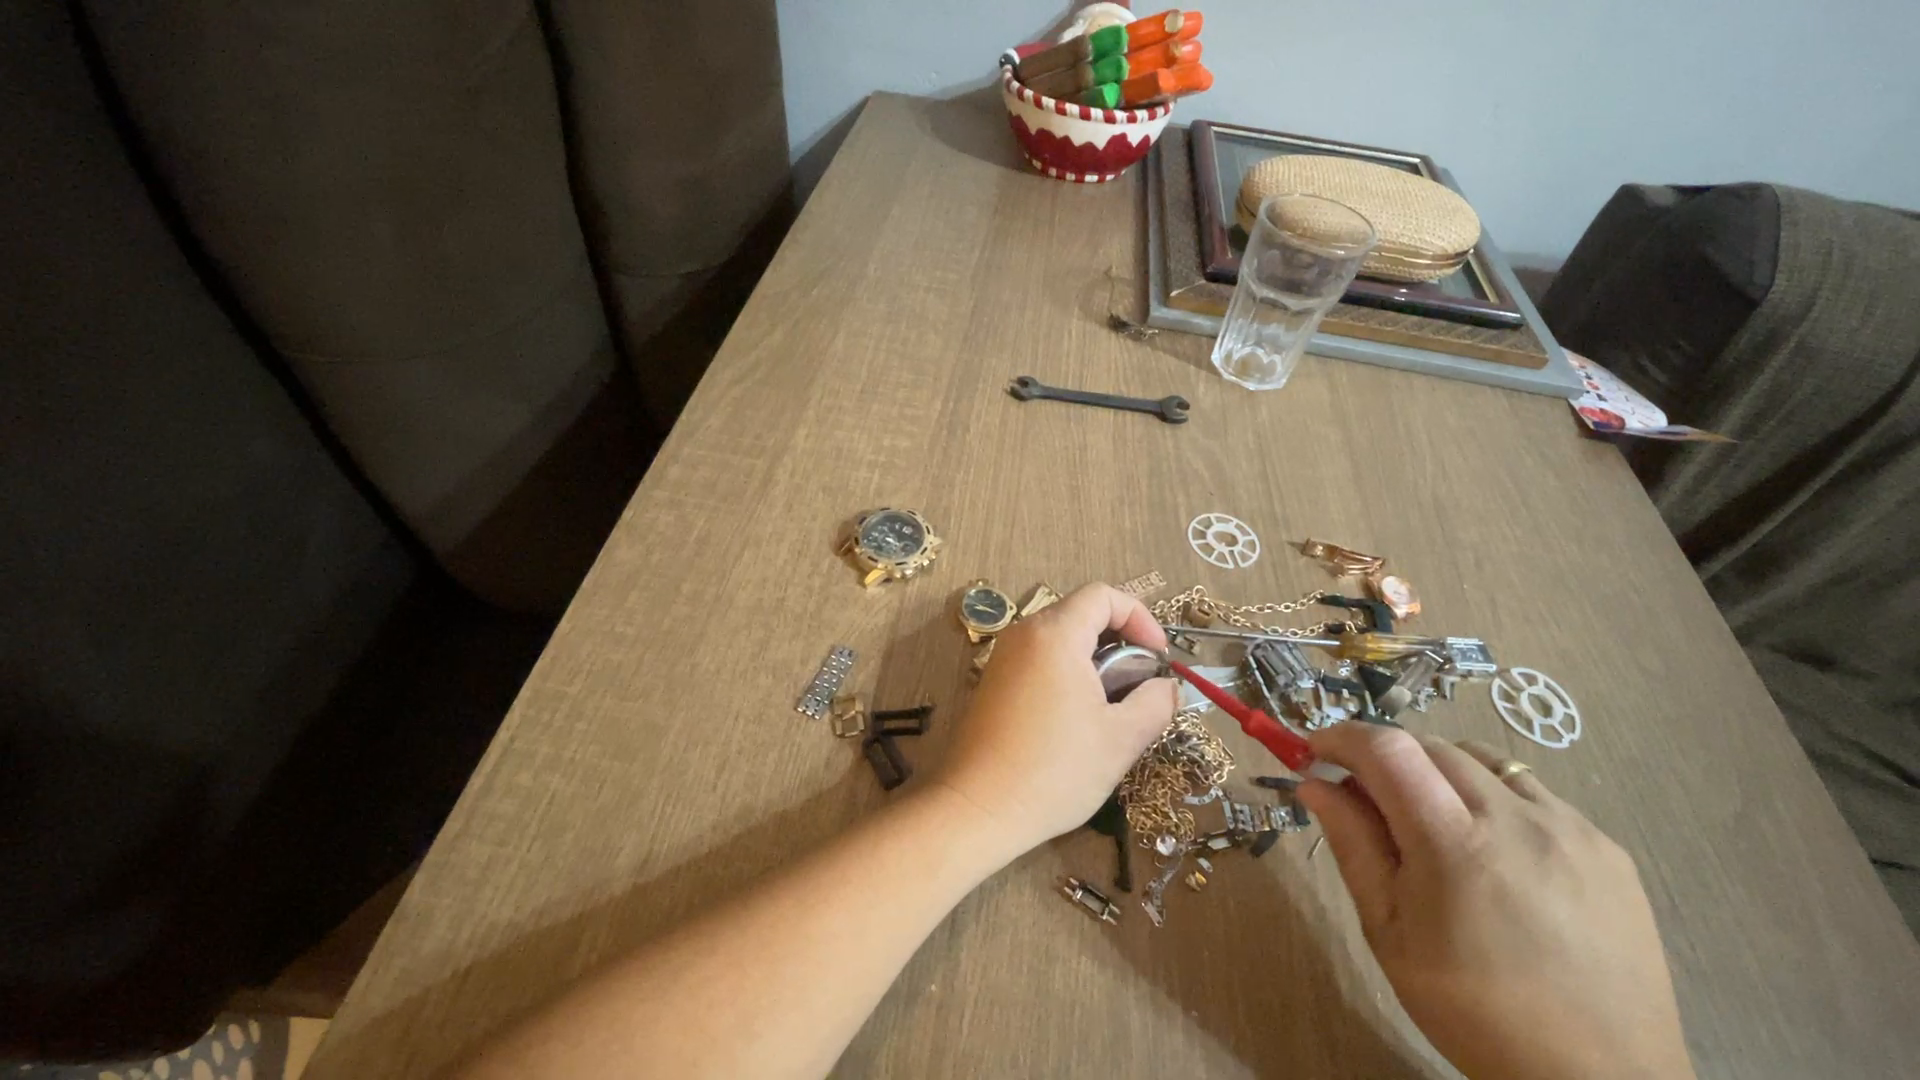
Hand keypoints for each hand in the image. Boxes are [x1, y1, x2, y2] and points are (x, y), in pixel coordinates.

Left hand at [931, 583, 1175, 855]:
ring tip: (1113, 710)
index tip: (1158, 659)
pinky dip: (1067, 676)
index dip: (1139, 618)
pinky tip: (1078, 722)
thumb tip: (1166, 687)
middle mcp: (1023, 635)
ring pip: (1060, 641)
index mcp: (1054, 635)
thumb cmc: (1054, 771)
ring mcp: (1002, 659)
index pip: (1102, 595)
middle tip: (1139, 687)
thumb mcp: (1121, 739)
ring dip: (1094, 663)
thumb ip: (1155, 703)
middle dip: (1119, 643)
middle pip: (1080, 614)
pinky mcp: (992, 685)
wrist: (977, 808)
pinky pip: (1039, 662)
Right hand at [1298, 725, 1694, 1079]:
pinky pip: (1533, 794)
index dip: (1343, 736)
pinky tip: (1491, 848)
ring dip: (1439, 769)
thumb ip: (1353, 845)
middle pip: (1432, 745)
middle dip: (1385, 754)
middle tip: (1360, 792)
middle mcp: (1518, 818)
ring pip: (1484, 761)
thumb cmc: (1472, 1009)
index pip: (1388, 749)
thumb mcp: (1390, 931)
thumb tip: (1314, 785)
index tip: (1315, 751)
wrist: (1598, 1076)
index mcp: (1456, 844)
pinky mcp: (1607, 846)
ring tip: (1427, 816)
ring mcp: (1572, 828)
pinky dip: (1491, 798)